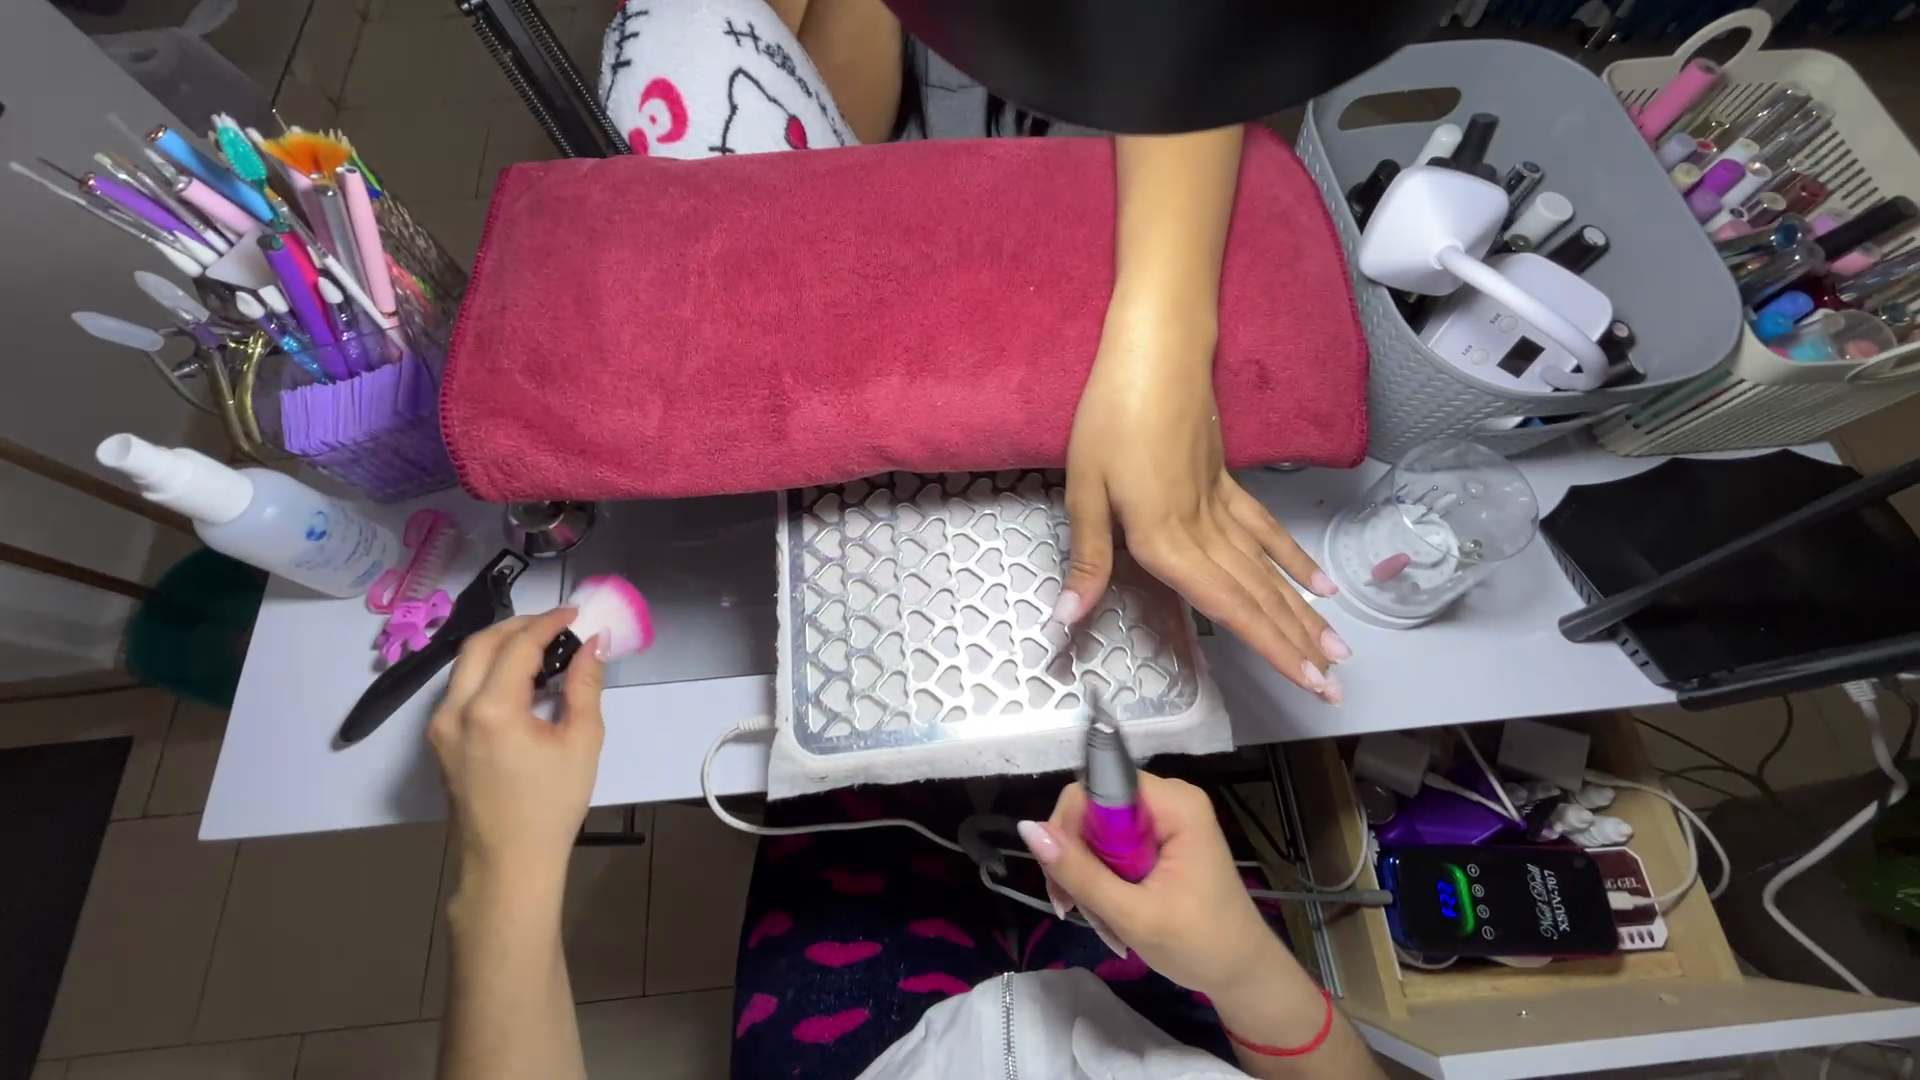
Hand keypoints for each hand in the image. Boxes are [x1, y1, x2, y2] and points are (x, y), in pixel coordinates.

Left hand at [428, 608, 605, 886]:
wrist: (509, 861)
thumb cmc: (552, 802)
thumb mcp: (582, 740)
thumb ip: (585, 684)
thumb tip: (594, 643)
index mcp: (491, 709)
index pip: (518, 645)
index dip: (550, 622)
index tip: (577, 613)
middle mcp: (454, 710)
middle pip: (480, 644)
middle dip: (520, 625)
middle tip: (558, 624)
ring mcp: (440, 726)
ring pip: (465, 664)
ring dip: (503, 646)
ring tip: (544, 648)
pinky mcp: (441, 740)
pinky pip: (462, 688)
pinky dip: (491, 670)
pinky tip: (523, 681)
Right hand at [1016, 773, 1287, 996]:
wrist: (1244, 975)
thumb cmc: (1200, 945)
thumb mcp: (1133, 915)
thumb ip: (1080, 872)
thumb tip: (1027, 829)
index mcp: (1174, 803)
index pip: (1097, 786)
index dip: (1070, 825)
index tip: (1062, 873)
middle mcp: (1168, 797)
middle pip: (1093, 806)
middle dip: (1076, 857)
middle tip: (1071, 905)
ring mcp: (1164, 816)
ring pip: (1097, 828)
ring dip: (1086, 873)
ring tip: (1095, 918)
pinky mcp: (1160, 835)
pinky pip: (1112, 842)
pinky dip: (1102, 876)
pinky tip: (1107, 910)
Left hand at [1061, 305, 1347, 702]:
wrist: (1154, 354)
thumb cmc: (1109, 418)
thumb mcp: (1084, 488)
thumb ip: (1088, 556)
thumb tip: (1068, 617)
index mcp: (1165, 537)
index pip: (1225, 605)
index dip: (1268, 647)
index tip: (1308, 683)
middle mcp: (1203, 529)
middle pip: (1256, 594)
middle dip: (1296, 643)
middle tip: (1337, 685)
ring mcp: (1222, 504)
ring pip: (1268, 568)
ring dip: (1302, 611)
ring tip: (1339, 649)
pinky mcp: (1227, 482)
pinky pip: (1265, 529)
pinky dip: (1292, 558)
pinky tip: (1318, 580)